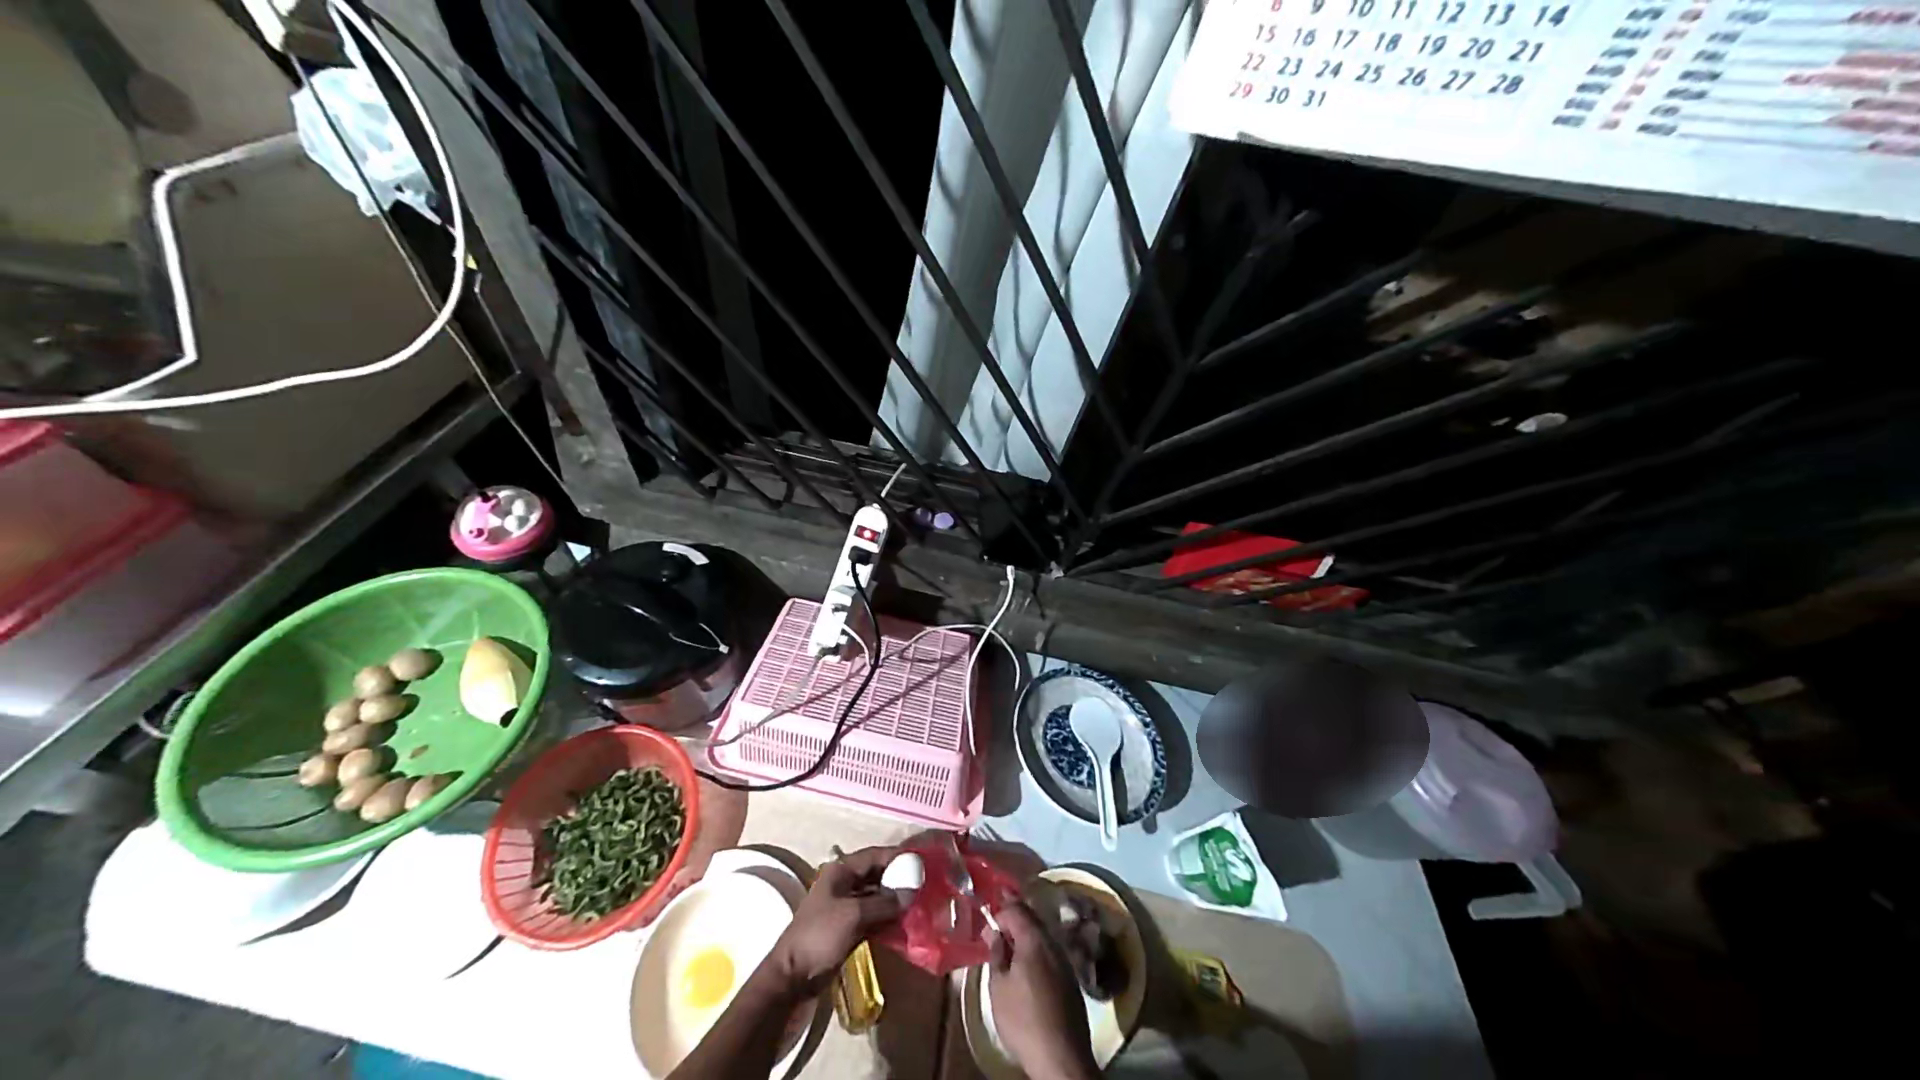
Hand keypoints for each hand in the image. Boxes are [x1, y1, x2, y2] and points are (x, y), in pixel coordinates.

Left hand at [769, 845, 910, 992]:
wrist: (794, 976)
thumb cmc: (820, 936)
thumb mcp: (854, 915)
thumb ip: (884, 903)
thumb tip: (911, 893)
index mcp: (840, 871)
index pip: (874, 855)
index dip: (897, 856)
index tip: (921, 861)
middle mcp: (843, 884)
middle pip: (876, 874)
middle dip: (898, 878)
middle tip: (924, 884)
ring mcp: (845, 906)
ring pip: (875, 896)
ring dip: (894, 899)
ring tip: (919, 903)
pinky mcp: (848, 927)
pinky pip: (873, 915)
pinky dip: (887, 917)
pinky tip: (904, 922)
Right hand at [987, 900, 1099, 1079]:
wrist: (1061, 1057)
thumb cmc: (1023, 1020)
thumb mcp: (998, 987)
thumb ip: (996, 954)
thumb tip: (994, 932)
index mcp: (1034, 940)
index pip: (1017, 909)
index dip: (1000, 910)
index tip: (988, 921)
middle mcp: (1053, 944)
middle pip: (1033, 920)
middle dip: (1014, 921)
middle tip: (996, 933)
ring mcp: (1066, 961)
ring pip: (1043, 938)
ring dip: (1025, 938)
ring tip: (1008, 952)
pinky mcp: (1071, 980)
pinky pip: (1051, 955)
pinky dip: (1037, 953)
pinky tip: (1027, 970)